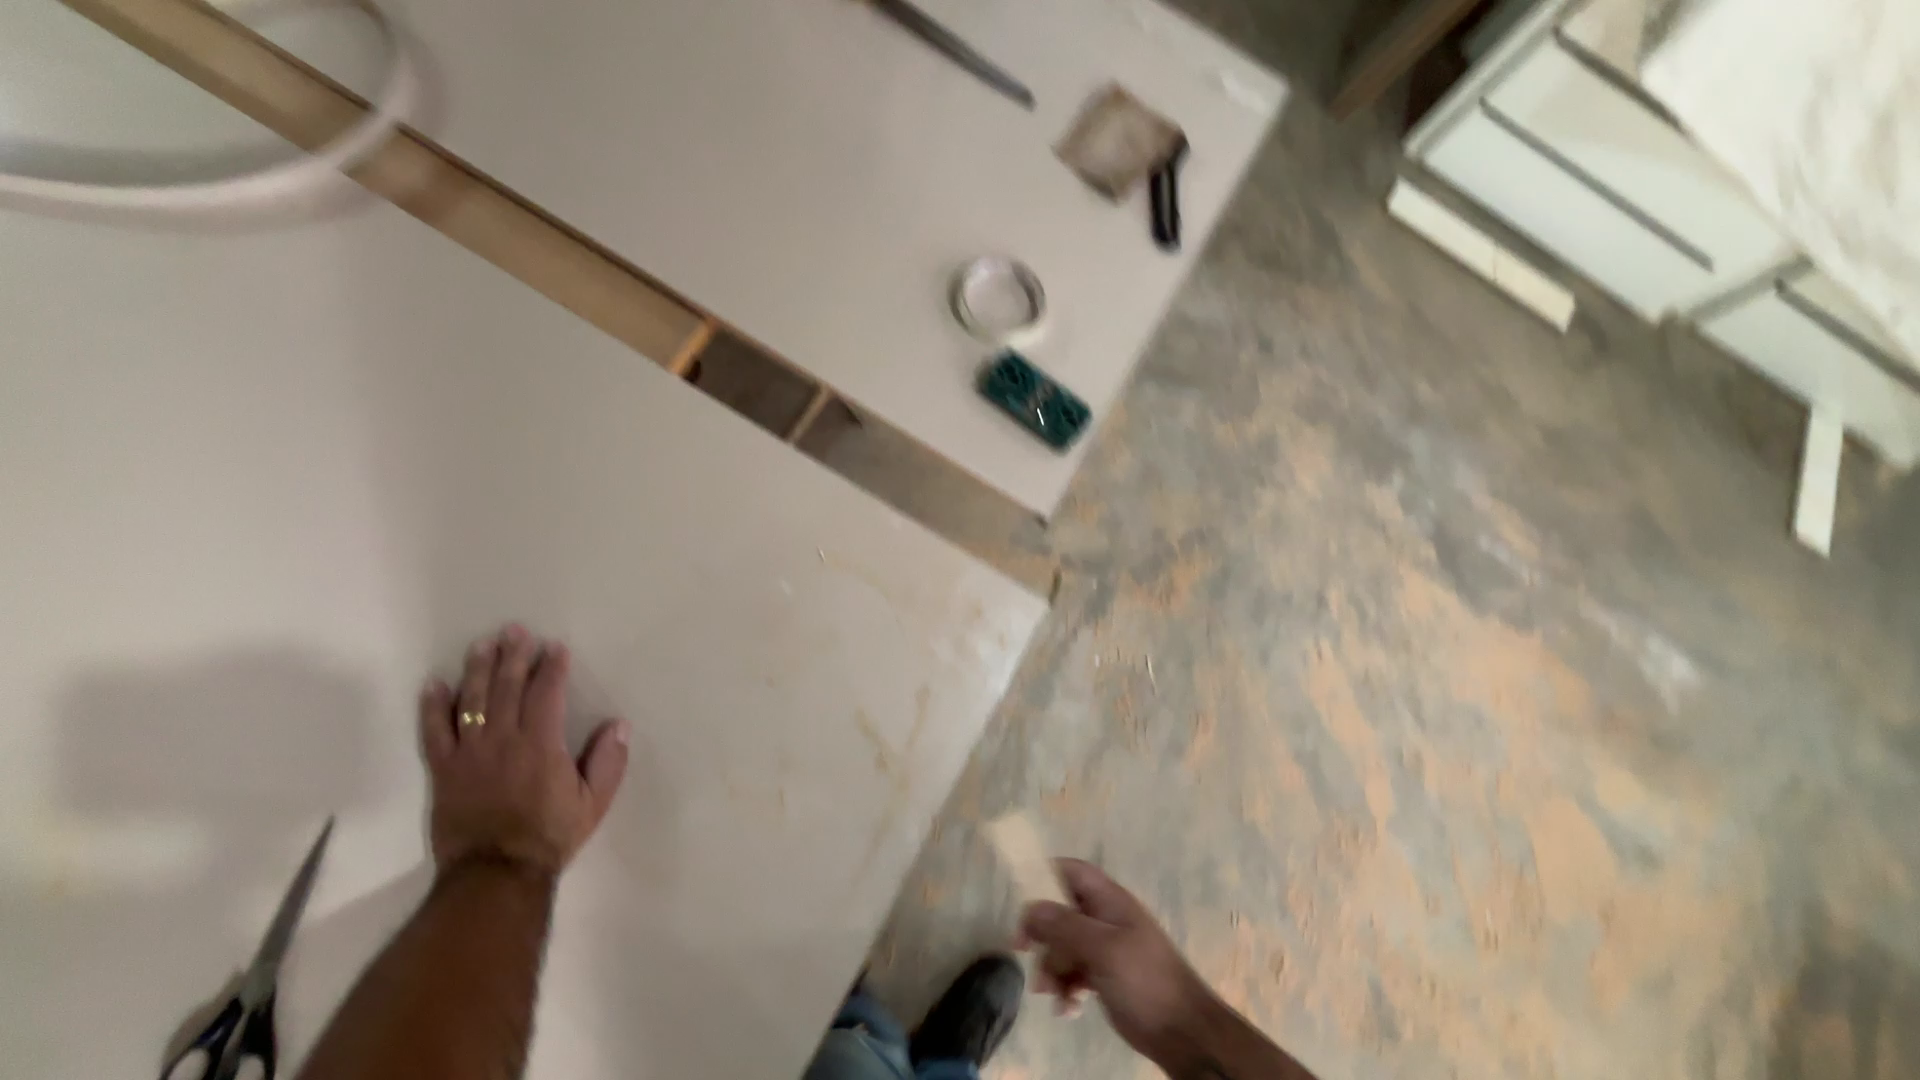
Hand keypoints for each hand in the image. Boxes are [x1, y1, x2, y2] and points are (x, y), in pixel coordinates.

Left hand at [419, 624, 628, 876]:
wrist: (495, 874)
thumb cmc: (550, 836)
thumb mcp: (593, 803)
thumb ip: (608, 762)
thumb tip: (618, 725)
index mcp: (541, 745)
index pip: (547, 694)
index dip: (552, 668)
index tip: (555, 648)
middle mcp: (503, 740)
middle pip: (507, 688)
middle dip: (513, 656)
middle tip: (515, 631)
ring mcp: (469, 754)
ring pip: (472, 701)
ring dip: (478, 670)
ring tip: (482, 645)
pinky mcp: (443, 770)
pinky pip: (434, 732)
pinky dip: (433, 707)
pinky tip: (435, 685)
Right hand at [1020, 859, 1216, 1065]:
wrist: (1182, 1032)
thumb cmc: (1145, 980)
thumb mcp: (1103, 949)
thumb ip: (1065, 926)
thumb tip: (1031, 906)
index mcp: (1109, 901)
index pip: (1072, 871)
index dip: (1045, 876)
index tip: (1021, 899)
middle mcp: (1105, 919)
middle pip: (1060, 912)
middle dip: (1042, 934)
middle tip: (1023, 951)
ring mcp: (1106, 949)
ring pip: (1064, 947)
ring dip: (1052, 969)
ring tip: (1051, 994)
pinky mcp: (1105, 976)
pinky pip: (1074, 973)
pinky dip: (1066, 989)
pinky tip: (1068, 1010)